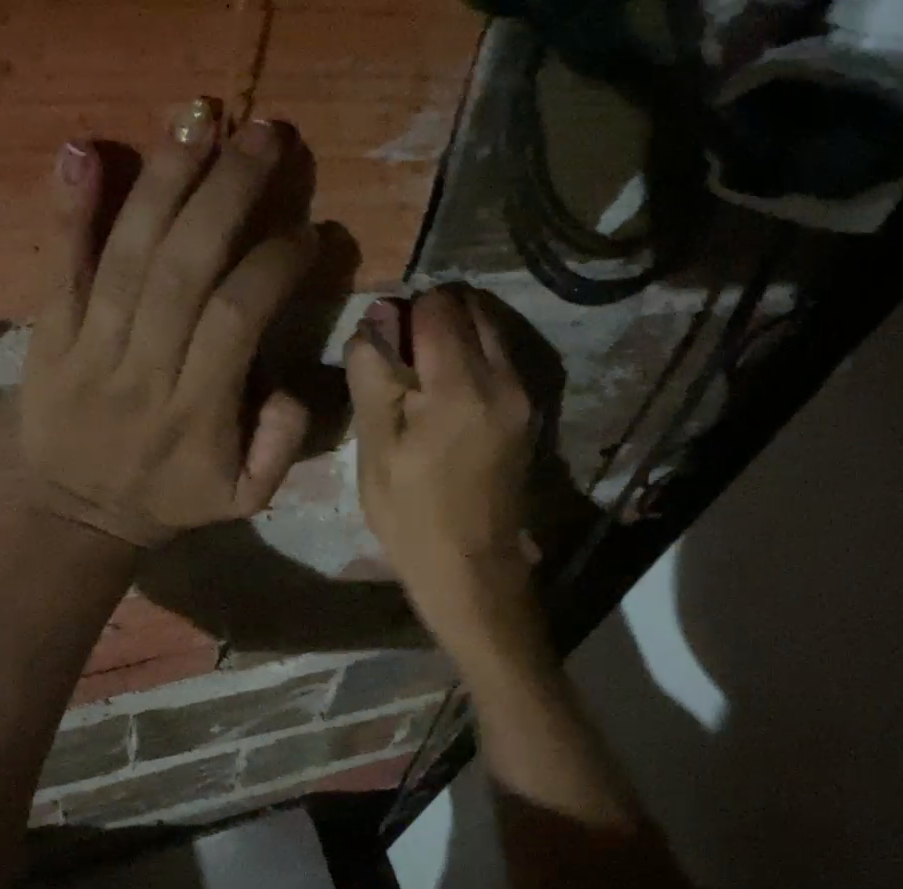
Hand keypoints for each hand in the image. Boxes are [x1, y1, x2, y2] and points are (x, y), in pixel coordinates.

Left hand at [21, 100, 321, 547]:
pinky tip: (84, 150)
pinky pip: (57, 269)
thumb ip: (280, 447)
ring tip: (202, 118)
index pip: (236, 318)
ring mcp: (88, 349)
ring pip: (127, 255)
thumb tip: (294, 384)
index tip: (307, 231)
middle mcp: (142, 371)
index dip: (274, 265)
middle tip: (267, 135)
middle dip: (228, 193)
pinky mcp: (47, 336)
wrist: (78, 515)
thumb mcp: (243, 498)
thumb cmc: (171, 498)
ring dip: (165, 180)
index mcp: (195, 412)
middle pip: (184, 268)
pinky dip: (69, 209)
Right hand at [345, 287, 541, 647]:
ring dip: (454, 335)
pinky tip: (445, 398)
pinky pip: (499, 357)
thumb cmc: (412, 516)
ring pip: (489, 328)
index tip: (383, 350)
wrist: (473, 568)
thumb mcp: (376, 450)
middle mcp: (503, 378)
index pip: (437, 305)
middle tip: (400, 361)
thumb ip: (374, 376)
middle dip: (432, 317)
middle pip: (470, 306)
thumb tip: (376, 320)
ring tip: (420, 381)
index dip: (403, 315)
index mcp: (460, 387)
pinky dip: (471, 357)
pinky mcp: (528, 410)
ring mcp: (522, 394)